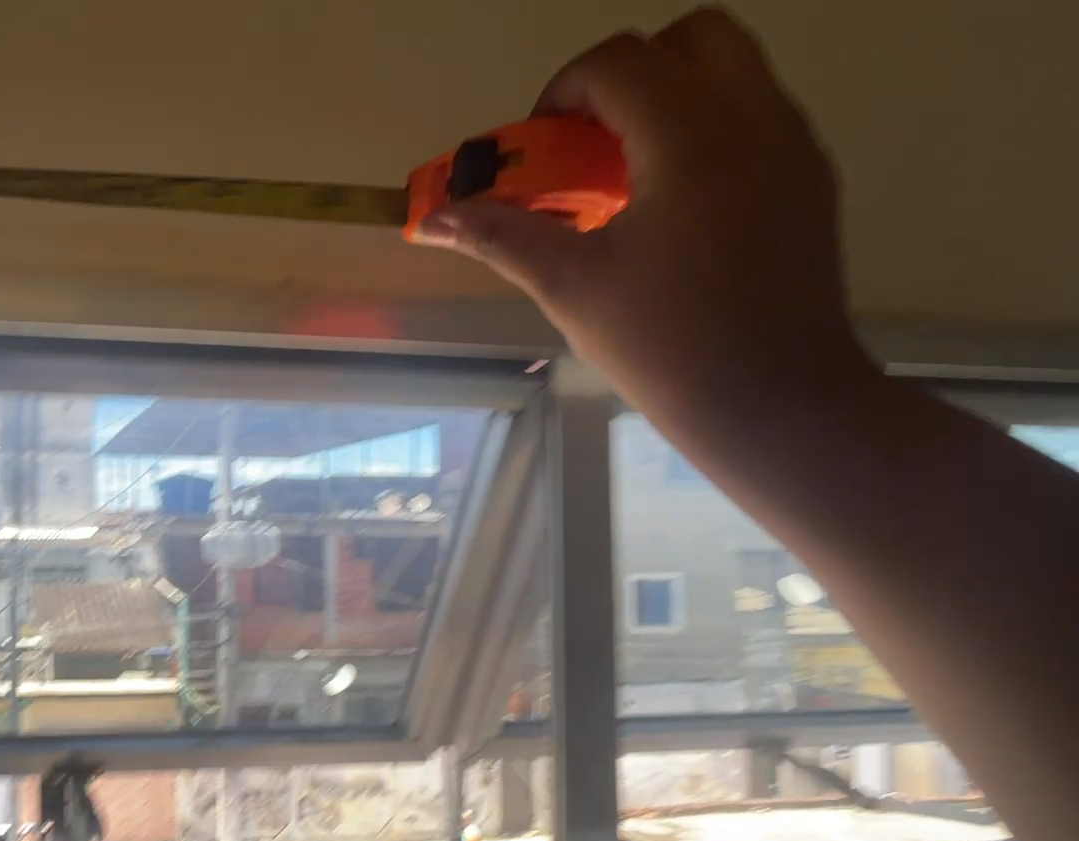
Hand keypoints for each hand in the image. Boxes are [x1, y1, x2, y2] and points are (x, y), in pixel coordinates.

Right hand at [416, 8, 870, 402]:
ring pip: (730, 69)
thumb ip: (502, 237)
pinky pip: (753, 112)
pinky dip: (701, 129)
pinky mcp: (810, 174)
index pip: (620, 63)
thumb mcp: (568, 287)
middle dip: (623, 77)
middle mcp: (755, 118)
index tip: (538, 151)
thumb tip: (434, 219)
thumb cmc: (661, 343)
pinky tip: (668, 206)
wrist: (771, 397)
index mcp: (690, 141)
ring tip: (622, 178)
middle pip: (689, 38)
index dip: (563, 93)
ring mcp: (794, 142)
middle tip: (584, 146)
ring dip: (665, 99)